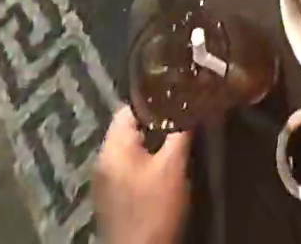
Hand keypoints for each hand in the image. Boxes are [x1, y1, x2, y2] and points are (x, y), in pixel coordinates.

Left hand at [93, 108, 191, 243]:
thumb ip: (183, 128)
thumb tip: (195, 99)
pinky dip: (149, 153)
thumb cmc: (155, 209)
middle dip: (160, 115)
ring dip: (156, 134)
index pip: (132, 105)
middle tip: (188, 108)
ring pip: (133, 142)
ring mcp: (107, 179)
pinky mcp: (114, 194)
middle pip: (132, 123)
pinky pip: (131, 161)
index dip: (158, 95)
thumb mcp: (174, 165)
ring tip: (183, 127)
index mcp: (113, 148)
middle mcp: (104, 159)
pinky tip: (169, 155)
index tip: (183, 90)